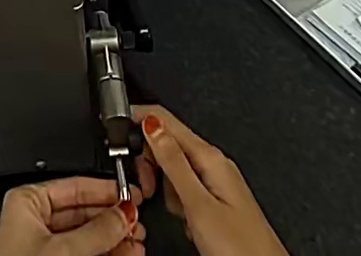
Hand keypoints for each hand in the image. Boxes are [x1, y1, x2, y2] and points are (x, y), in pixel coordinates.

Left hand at [0, 176, 145, 255]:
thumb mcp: (64, 251)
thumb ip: (98, 231)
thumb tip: (124, 212)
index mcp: (27, 203)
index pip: (75, 186)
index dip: (106, 190)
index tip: (131, 195)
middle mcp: (33, 223)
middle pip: (84, 213)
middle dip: (113, 221)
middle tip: (137, 223)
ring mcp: (41, 249)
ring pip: (86, 238)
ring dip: (114, 241)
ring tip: (136, 243)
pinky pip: (83, 255)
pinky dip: (105, 255)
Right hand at [134, 106, 287, 255]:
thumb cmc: (240, 248)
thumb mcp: (198, 204)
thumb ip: (173, 162)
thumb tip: (152, 124)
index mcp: (209, 156)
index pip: (168, 120)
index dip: (142, 118)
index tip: (120, 122)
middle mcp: (214, 162)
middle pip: (170, 143)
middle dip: (153, 162)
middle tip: (147, 187)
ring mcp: (216, 180)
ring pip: (176, 168)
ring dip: (166, 186)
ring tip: (177, 213)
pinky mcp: (216, 199)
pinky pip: (186, 187)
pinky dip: (179, 201)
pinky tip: (187, 220)